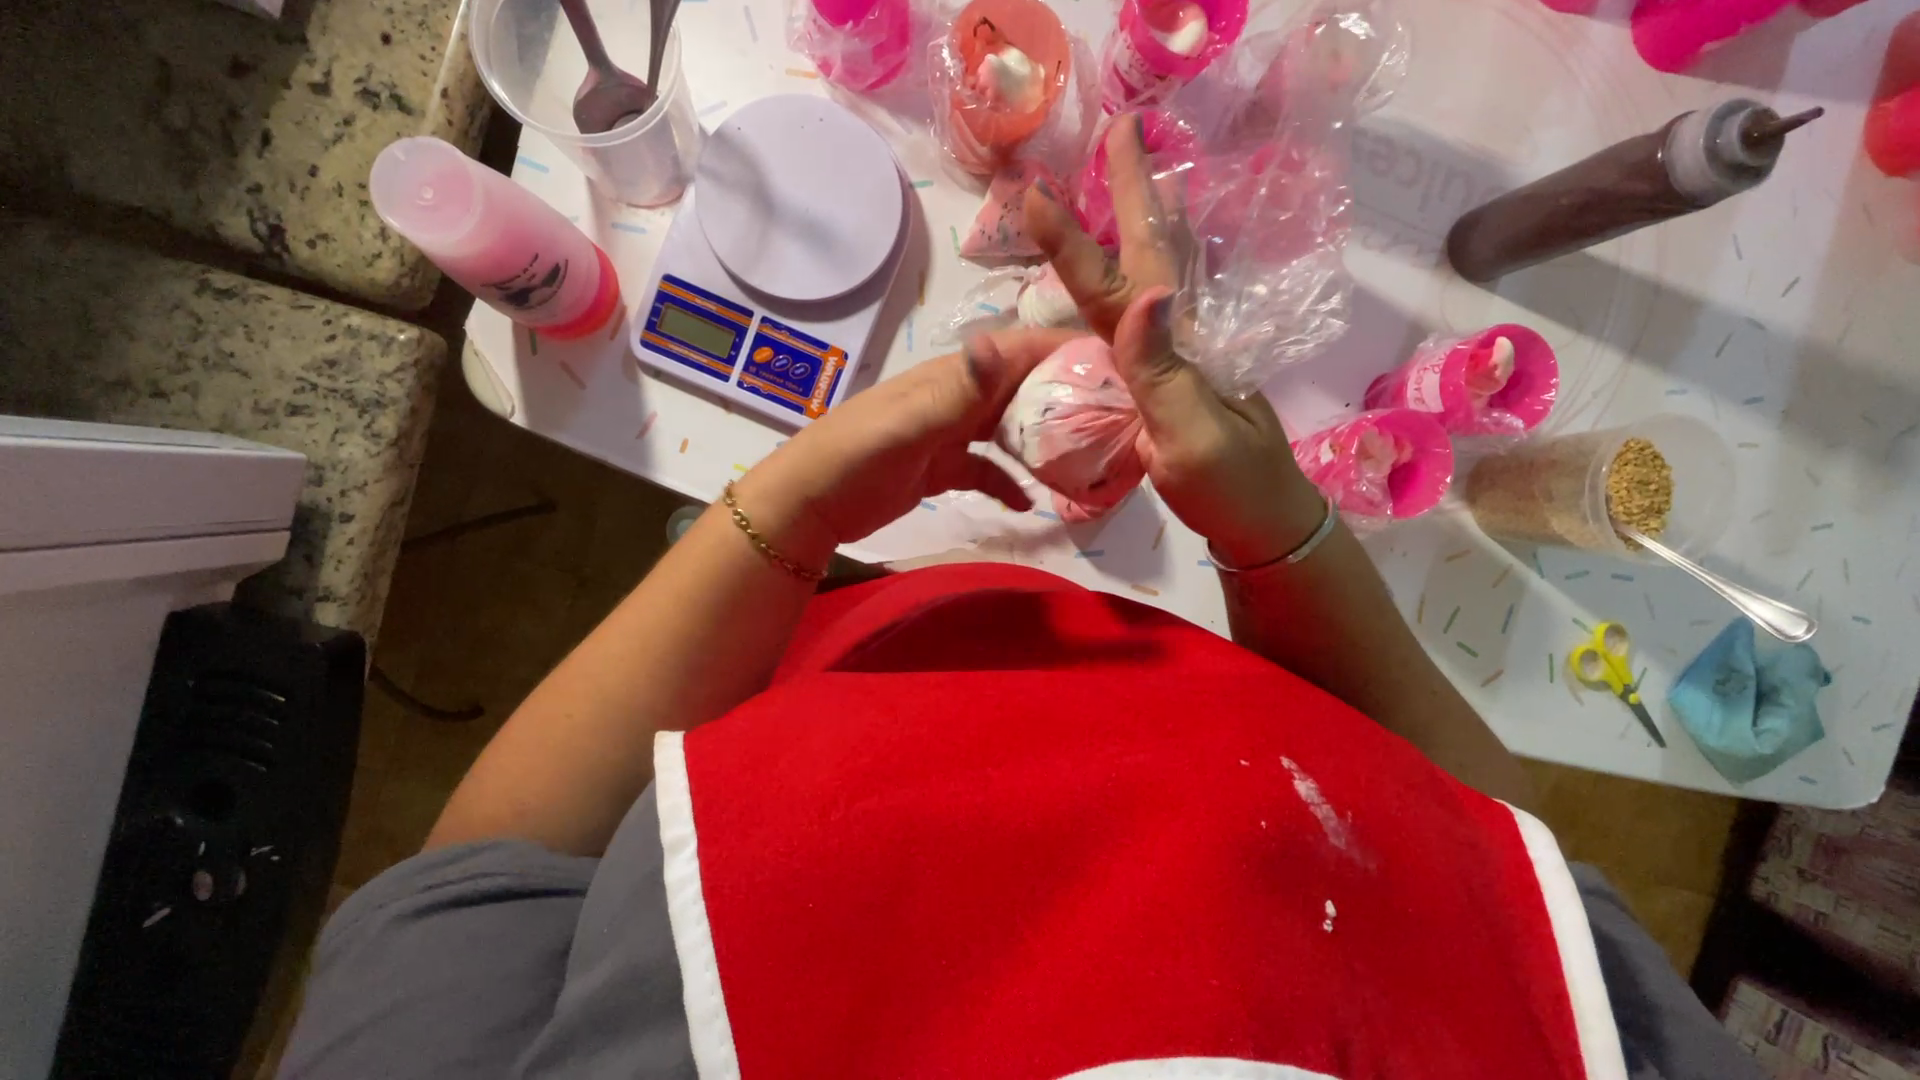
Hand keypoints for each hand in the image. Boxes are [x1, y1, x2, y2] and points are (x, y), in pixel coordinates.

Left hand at [732, 327, 1083, 568]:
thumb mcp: (908, 425)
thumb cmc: (855, 457)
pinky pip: (986, 469)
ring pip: (1007, 429)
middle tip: (1113, 423)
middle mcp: (956, 397)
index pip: (1019, 352)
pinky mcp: (940, 468)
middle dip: (1064, 399)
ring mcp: (949, 433)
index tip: (1115, 368)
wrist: (810, 503)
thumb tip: (999, 342)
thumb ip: (956, 390)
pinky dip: (1008, 482)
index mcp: (953, 377)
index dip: (1065, 352)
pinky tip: (1030, 504)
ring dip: (1041, 442)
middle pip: (1021, 389)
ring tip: (1082, 464)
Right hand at [1028, 112, 1325, 566]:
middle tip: (1123, 130)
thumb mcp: (1194, 436)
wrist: (1265, 526)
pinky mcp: (1175, 385)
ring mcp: (1180, 361)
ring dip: (1146, 224)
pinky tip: (1143, 276)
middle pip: (1151, 256)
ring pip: (1157, 280)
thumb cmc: (1232, 487)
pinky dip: (1144, 282)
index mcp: (1179, 347)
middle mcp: (1180, 341)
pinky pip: (1149, 322)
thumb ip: (1164, 371)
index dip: (1074, 241)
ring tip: (1143, 178)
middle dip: (1135, 192)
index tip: (1035, 192)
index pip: (1117, 285)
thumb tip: (1146, 295)